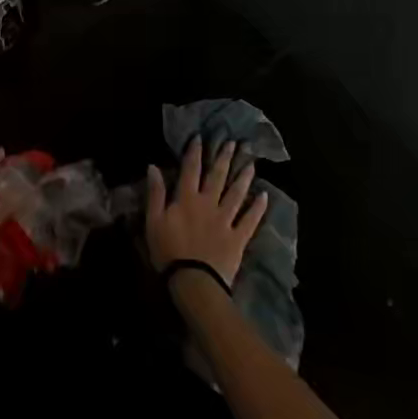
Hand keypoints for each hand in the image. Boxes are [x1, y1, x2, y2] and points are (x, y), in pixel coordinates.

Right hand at [146, 138, 269, 285]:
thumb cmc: (168, 251)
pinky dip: (258, 207)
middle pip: (217, 176)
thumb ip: (155, 193)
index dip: (195, 152)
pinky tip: (265, 196)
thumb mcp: (153, 221)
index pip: (191, 169)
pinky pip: (250, 219)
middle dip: (224, 158)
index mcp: (187, 199)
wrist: (193, 281)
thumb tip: (153, 166)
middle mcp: (208, 203)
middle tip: (233, 143)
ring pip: (236, 193)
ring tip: (251, 163)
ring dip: (244, 177)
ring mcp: (226, 219)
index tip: (201, 137)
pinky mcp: (238, 237)